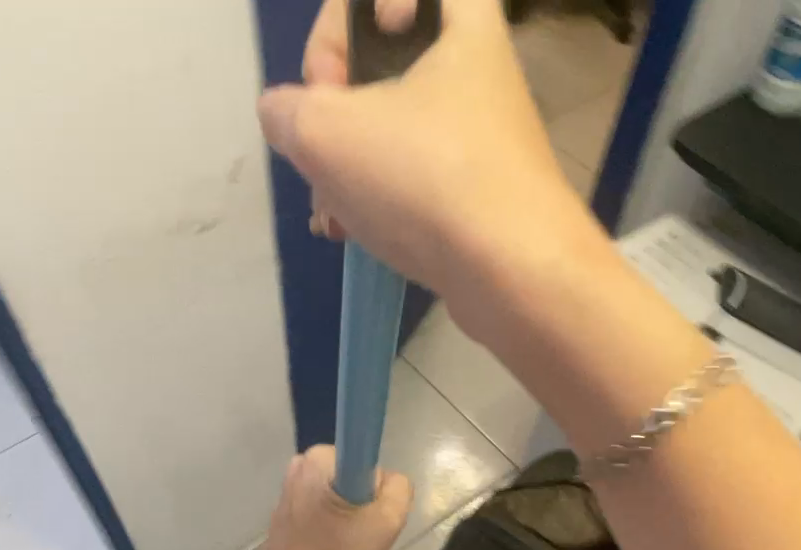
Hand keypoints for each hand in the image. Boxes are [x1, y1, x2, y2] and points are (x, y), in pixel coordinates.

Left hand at [255, 446, 411, 549]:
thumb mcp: (387, 521)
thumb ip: (399, 488)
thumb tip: (388, 482)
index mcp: (319, 459)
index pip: (364, 456)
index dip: (375, 487)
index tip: (368, 514)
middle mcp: (299, 464)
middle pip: (352, 473)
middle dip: (362, 500)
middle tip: (362, 532)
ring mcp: (287, 488)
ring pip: (338, 491)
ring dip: (347, 514)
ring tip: (345, 543)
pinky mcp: (283, 509)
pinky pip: (321, 506)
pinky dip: (330, 523)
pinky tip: (329, 547)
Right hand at [259, 0, 601, 316]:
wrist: (514, 272)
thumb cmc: (424, 179)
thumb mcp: (325, 132)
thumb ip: (285, 110)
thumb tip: (285, 115)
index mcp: (456, 18)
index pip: (367, 1)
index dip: (331, 43)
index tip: (329, 96)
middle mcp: (475, 65)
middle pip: (375, 72)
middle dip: (332, 125)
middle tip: (324, 166)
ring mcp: (480, 131)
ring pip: (389, 133)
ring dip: (346, 174)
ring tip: (333, 217)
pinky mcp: (480, 187)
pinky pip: (414, 177)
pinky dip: (379, 202)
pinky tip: (354, 234)